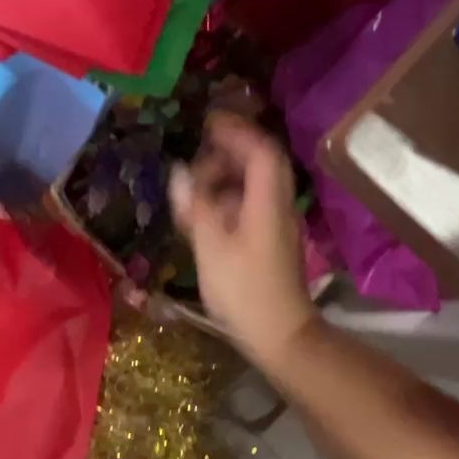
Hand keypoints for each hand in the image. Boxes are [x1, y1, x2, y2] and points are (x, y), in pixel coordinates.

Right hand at [170, 112, 317, 372]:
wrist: (279, 334)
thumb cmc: (244, 291)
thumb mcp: (211, 247)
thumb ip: (195, 206)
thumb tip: (179, 173)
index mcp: (267, 201)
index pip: (260, 150)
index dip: (235, 131)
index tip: (207, 123)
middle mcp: (278, 206)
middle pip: (259, 165)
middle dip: (228, 154)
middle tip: (195, 160)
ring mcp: (276, 226)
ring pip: (254, 187)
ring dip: (225, 180)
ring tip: (193, 191)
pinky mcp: (270, 244)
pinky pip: (250, 208)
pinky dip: (227, 203)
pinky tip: (204, 218)